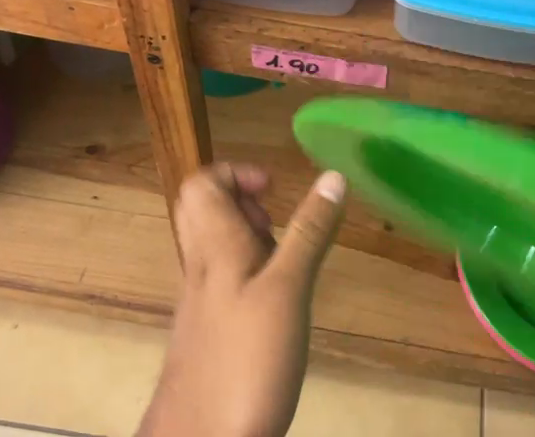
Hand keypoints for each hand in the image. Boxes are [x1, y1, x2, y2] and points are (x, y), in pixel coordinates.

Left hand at [136, 164, 347, 436]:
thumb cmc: (246, 360)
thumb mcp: (288, 290)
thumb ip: (309, 233)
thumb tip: (333, 175)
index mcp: (215, 247)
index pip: (201, 184)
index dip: (235, 174)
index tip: (274, 191)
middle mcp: (200, 267)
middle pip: (204, 211)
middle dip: (243, 203)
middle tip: (276, 221)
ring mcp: (200, 303)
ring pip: (215, 246)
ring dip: (250, 239)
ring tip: (286, 260)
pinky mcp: (207, 334)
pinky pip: (223, 282)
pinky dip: (250, 275)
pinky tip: (278, 304)